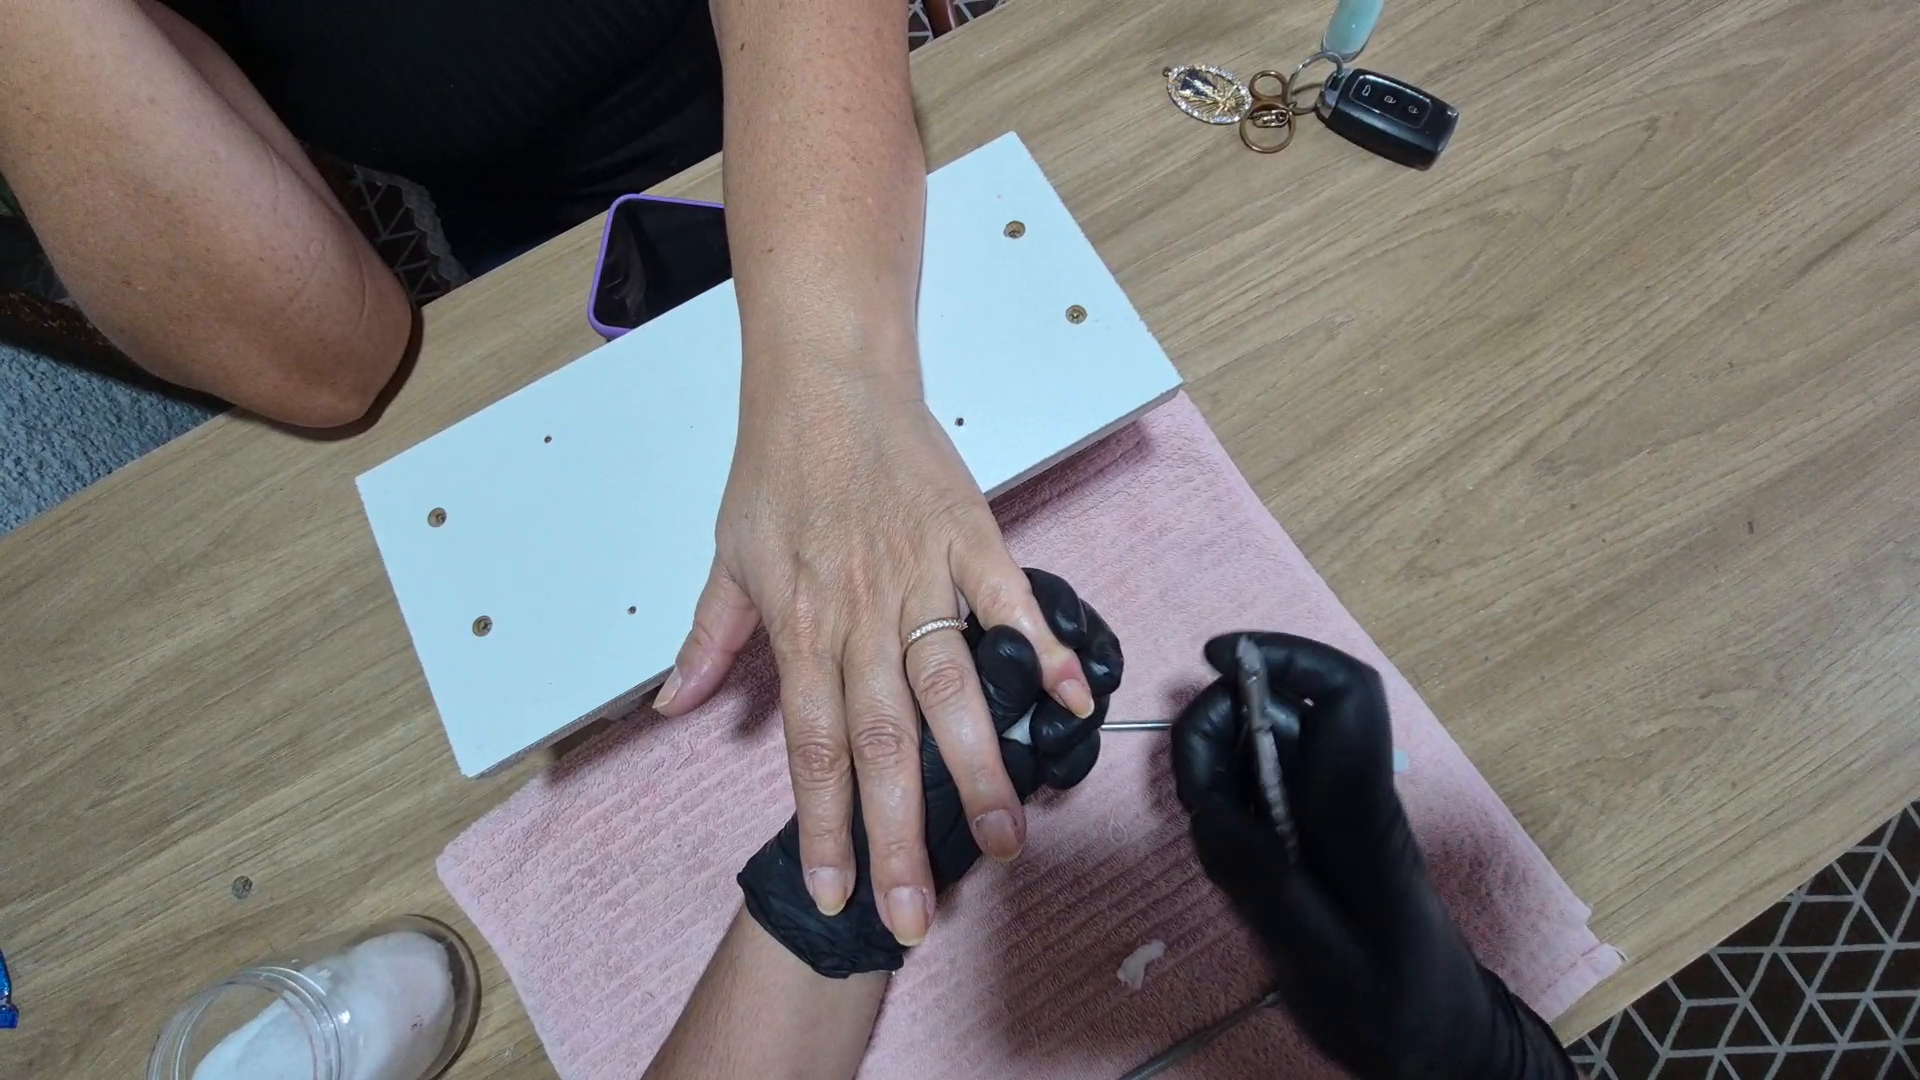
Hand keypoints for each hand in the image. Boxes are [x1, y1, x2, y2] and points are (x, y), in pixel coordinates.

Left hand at [659, 368, 1095, 947]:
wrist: (826, 380)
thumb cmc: (779, 465)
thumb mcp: (728, 553)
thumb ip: (708, 637)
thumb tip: (677, 707)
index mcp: (802, 623)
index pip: (812, 746)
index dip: (826, 824)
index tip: (840, 893)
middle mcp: (862, 612)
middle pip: (881, 737)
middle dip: (900, 831)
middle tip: (918, 909)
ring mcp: (920, 573)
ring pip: (948, 683)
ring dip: (979, 762)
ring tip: (1007, 832)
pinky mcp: (968, 535)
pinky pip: (1007, 599)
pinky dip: (1040, 648)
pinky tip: (1070, 699)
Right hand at [1171, 633, 1577, 1079]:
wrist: (1438, 1044)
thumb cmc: (1394, 1007)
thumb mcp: (1327, 966)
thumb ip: (1266, 885)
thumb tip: (1211, 811)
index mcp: (1355, 807)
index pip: (1345, 694)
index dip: (1287, 656)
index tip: (1218, 659)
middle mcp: (1337, 790)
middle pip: (1279, 709)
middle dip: (1220, 716)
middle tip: (1193, 777)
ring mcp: (1319, 808)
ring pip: (1256, 742)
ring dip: (1212, 758)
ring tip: (1204, 818)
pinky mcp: (1302, 828)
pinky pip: (1249, 782)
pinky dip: (1218, 790)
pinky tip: (1218, 836)